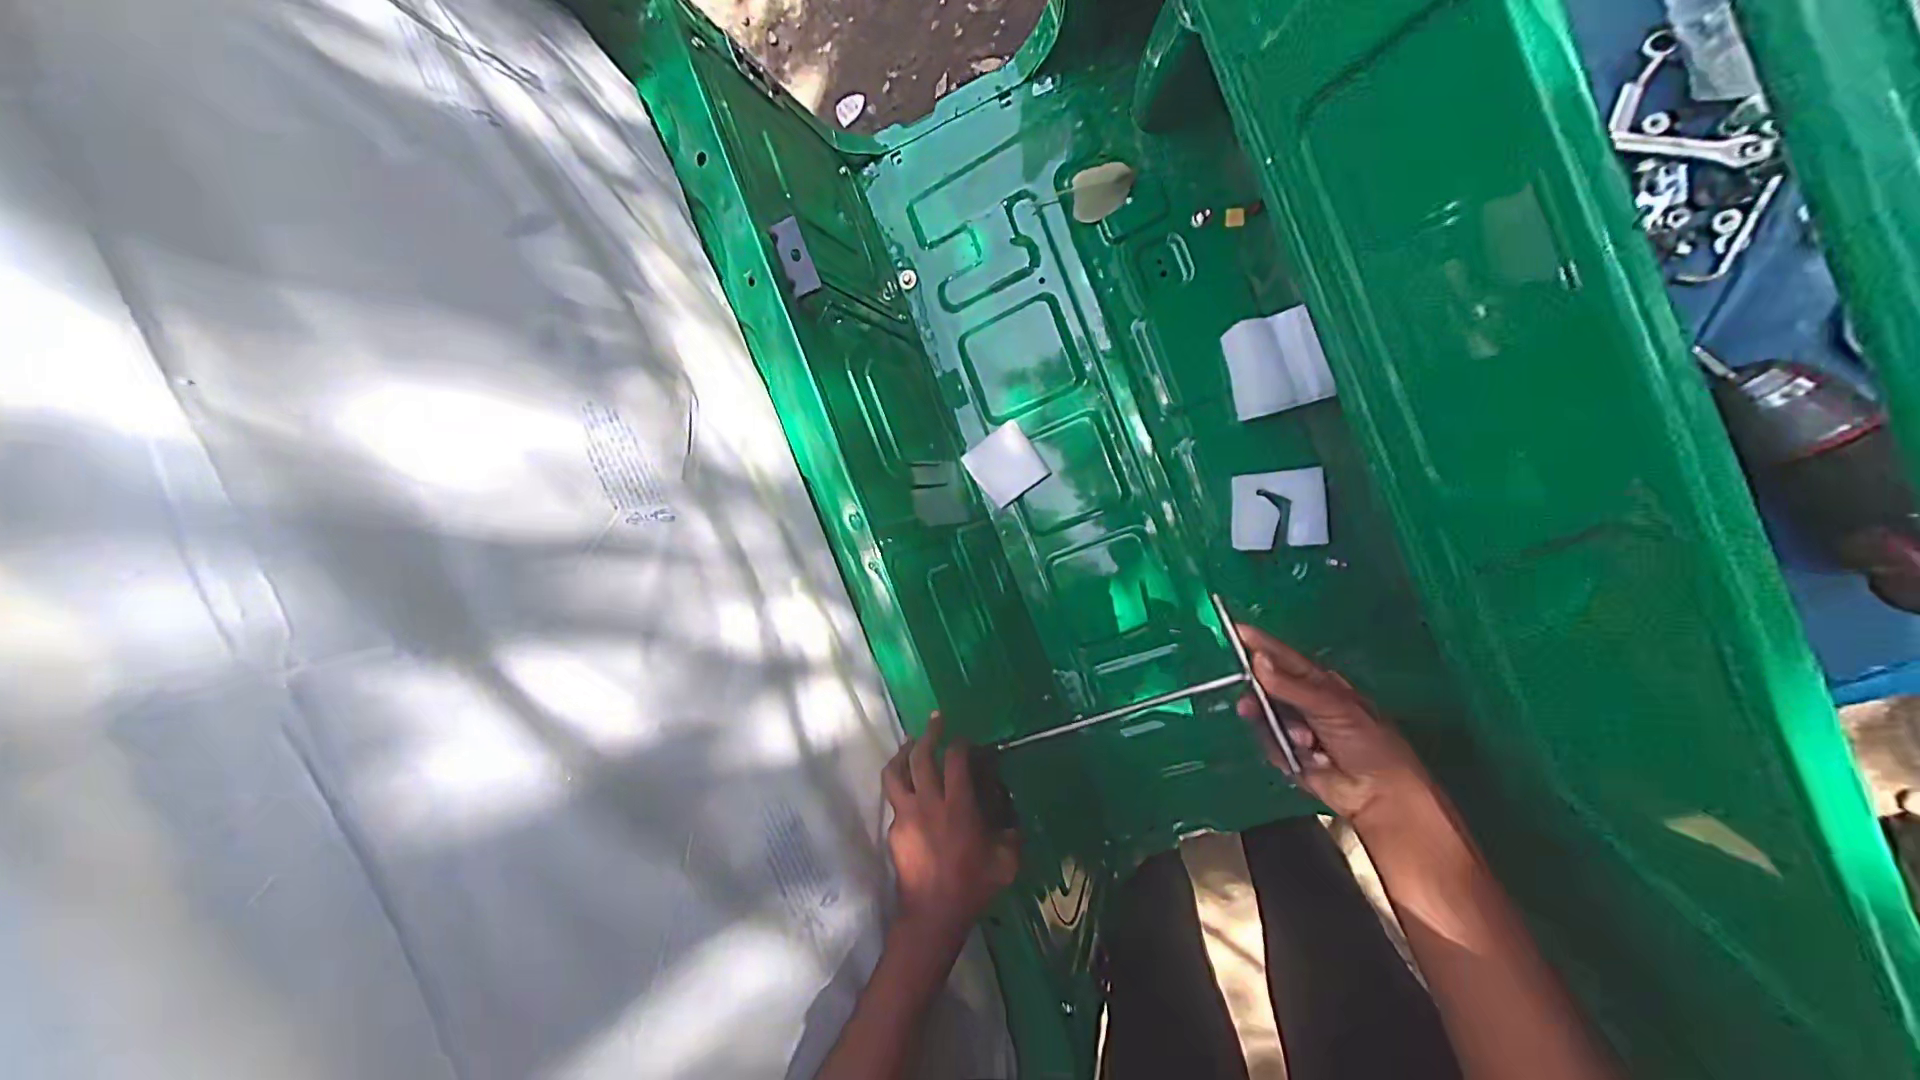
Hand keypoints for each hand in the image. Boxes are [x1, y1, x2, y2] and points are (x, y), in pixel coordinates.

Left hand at [881, 712, 1020, 940]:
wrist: (933, 914)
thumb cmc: (974, 886)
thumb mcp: (1007, 860)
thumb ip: (1011, 830)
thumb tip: (1009, 811)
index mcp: (959, 806)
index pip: (956, 760)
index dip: (961, 743)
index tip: (966, 738)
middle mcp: (929, 803)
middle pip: (922, 757)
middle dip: (930, 733)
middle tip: (936, 719)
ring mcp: (907, 815)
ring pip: (896, 773)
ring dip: (904, 752)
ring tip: (911, 742)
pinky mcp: (894, 829)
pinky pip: (895, 799)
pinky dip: (902, 786)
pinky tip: (910, 789)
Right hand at [1234, 624, 1435, 829]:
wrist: (1381, 795)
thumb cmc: (1368, 742)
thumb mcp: (1332, 707)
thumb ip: (1291, 686)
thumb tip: (1256, 659)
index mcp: (1316, 682)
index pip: (1280, 656)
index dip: (1257, 643)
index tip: (1233, 631)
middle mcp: (1300, 700)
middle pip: (1262, 687)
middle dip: (1258, 698)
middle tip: (1249, 706)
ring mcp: (1291, 726)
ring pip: (1262, 717)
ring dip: (1280, 731)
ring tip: (1305, 743)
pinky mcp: (1286, 752)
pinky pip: (1266, 743)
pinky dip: (1283, 752)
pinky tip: (1309, 760)